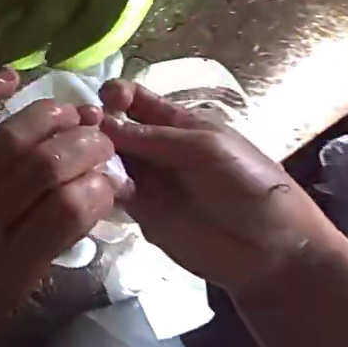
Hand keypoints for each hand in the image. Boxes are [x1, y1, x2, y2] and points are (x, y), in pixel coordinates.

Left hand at [0, 70, 118, 318]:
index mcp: (10, 266)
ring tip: (76, 115)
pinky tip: (12, 77)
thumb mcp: (19, 284)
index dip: (100, 188)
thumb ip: (58, 239)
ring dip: (53, 118)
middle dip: (87, 146)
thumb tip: (100, 189)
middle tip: (103, 141)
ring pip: (14, 137)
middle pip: (45, 167)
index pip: (68, 212)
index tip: (111, 179)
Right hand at [99, 81, 340, 295]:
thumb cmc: (249, 184)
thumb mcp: (206, 148)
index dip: (113, 95)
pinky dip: (96, 190)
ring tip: (79, 167)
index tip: (99, 103)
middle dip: (93, 129)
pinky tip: (87, 191)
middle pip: (112, 129)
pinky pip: (110, 195)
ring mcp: (145, 181)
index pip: (133, 99)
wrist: (272, 251)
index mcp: (174, 121)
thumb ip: (154, 137)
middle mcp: (153, 147)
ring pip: (105, 162)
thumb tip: (99, 124)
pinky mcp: (140, 213)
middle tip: (75, 140)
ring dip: (91, 161)